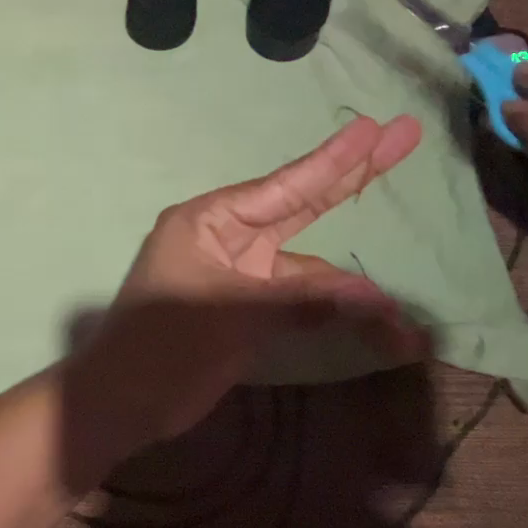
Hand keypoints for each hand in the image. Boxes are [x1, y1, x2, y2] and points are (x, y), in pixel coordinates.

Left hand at [65, 115, 431, 456]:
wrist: (123, 400)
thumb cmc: (162, 343)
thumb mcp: (229, 312)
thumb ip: (299, 300)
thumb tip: (372, 298)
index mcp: (208, 221)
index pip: (282, 186)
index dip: (335, 160)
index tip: (377, 127)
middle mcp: (226, 239)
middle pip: (300, 205)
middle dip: (352, 180)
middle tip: (404, 137)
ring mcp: (238, 275)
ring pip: (307, 266)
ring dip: (352, 290)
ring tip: (400, 319)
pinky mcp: (246, 312)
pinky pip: (299, 301)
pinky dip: (332, 312)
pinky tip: (374, 326)